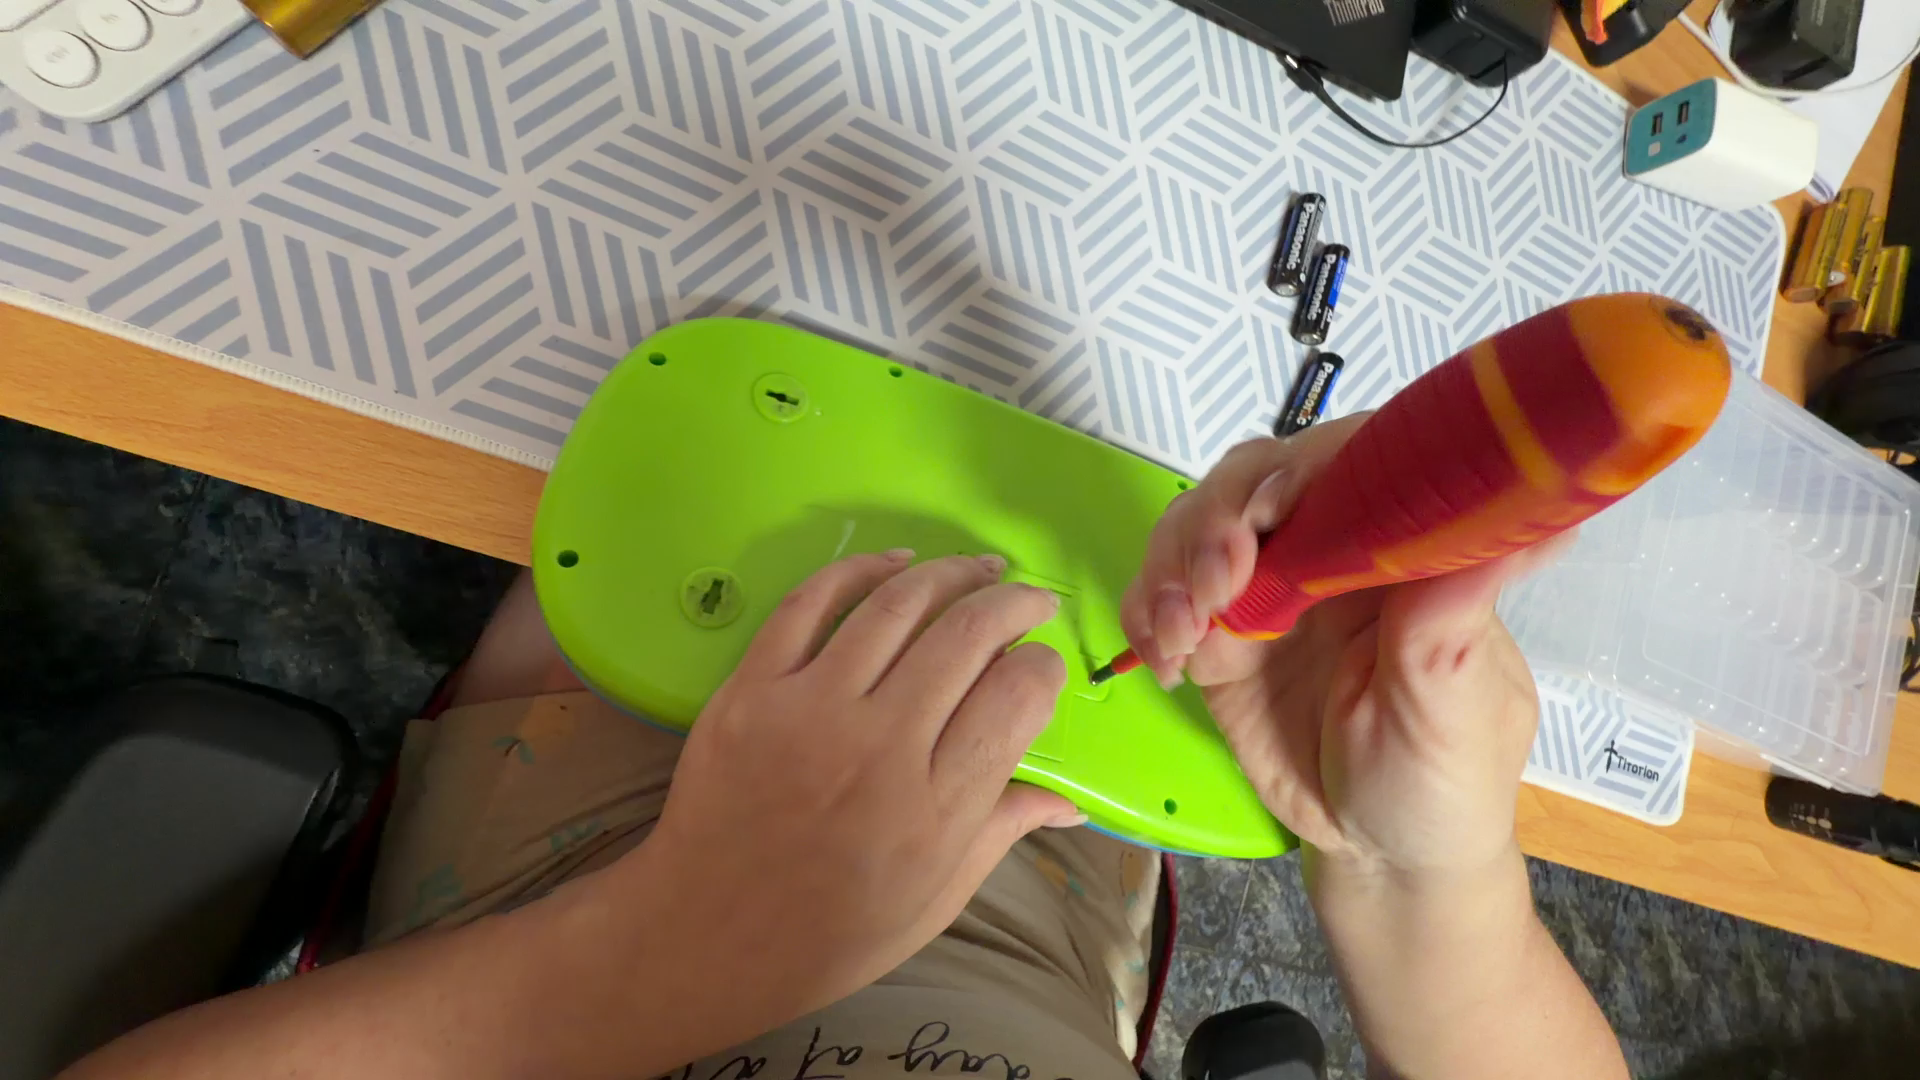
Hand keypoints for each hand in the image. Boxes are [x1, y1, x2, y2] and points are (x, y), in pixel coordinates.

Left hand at [636, 551, 1078, 1024]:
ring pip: (898, 606)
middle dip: (1015, 603)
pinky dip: (859, 569)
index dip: (1044, 667)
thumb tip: (1072, 802)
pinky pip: (811, 603)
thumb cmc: (834, 930)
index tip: (1042, 664)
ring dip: (951, 573)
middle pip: (967, 635)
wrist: (707, 936)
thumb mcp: (937, 897)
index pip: (1017, 697)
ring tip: (979, 567)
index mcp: (937, 806)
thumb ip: (1004, 829)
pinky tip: (896, 561)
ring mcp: (809, 709)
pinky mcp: (752, 688)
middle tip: (1030, 600)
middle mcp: (881, 746)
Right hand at [1120, 418, 1557, 875]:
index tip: (1267, 515)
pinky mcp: (1213, 632)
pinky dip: (1144, 614)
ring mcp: (1260, 591)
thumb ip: (1451, 621)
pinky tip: (1160, 660)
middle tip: (1211, 592)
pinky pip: (1159, 596)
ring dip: (1167, 572)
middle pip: (1247, 483)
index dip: (1297, 468)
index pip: (1346, 464)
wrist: (1372, 850)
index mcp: (1396, 551)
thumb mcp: (1453, 712)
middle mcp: (1323, 554)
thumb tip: (1543, 519)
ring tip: (1176, 642)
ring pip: (1189, 532)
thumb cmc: (1439, 783)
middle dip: (1212, 525)